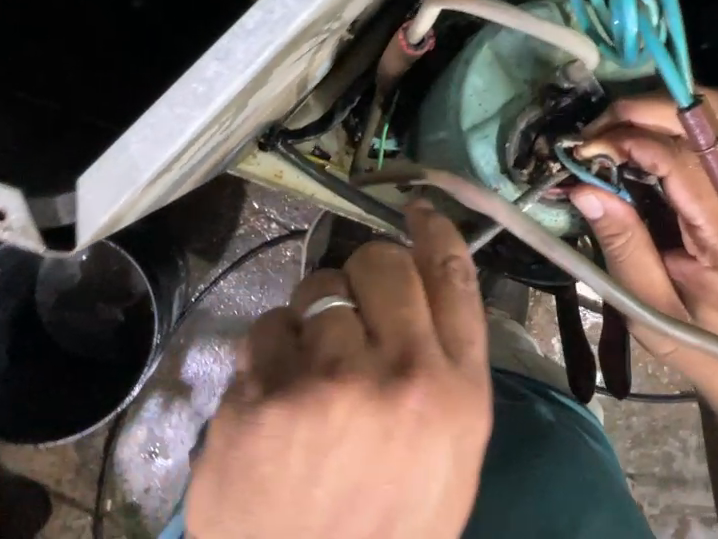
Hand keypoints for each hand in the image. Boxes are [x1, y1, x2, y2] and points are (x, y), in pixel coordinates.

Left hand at [186, 203, 492, 538]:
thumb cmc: (390, 528)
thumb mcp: (451, 457)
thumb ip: (446, 370)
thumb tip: (423, 292)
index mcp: (457, 394)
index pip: (452, 277)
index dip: (434, 231)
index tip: (418, 210)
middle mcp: (399, 375)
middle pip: (383, 262)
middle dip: (367, 271)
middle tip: (355, 304)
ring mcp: (326, 383)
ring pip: (318, 288)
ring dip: (315, 314)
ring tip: (313, 365)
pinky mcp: (261, 397)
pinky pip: (267, 327)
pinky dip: (271, 350)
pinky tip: (276, 394)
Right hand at [570, 91, 717, 398]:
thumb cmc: (698, 343)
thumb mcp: (649, 308)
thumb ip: (622, 247)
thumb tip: (584, 189)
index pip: (683, 161)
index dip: (630, 143)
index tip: (584, 151)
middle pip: (703, 119)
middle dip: (641, 112)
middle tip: (593, 134)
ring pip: (705, 116)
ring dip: (650, 114)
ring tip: (607, 137)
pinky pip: (700, 135)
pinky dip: (659, 128)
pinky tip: (627, 149)